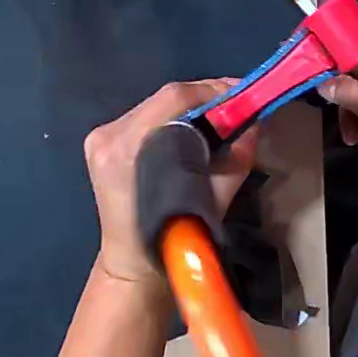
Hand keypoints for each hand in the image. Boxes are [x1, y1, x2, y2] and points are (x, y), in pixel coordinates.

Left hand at [84, 80, 259, 285]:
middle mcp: (109, 136)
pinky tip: (192, 124)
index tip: (243, 96)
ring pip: (155, 104)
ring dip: (189, 105)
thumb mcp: (215, 198)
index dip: (213, 91)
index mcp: (127, 148)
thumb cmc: (175, 237)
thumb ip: (236, 158)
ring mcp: (100, 137)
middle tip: (237, 104)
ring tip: (219, 113)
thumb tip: (256, 122)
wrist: (133, 264)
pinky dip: (172, 116)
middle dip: (205, 97)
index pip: (174, 98)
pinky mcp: (100, 141)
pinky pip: (144, 116)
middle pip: (164, 98)